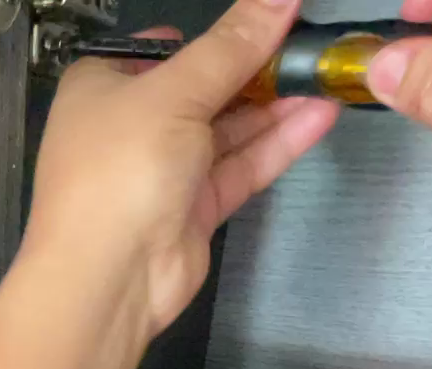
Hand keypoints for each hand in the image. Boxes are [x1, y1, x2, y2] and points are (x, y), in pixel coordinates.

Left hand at [23, 0, 339, 338]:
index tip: (268, 15)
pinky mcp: (191, 211)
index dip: (207, 34)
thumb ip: (231, 46)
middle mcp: (130, 129)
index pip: (158, 50)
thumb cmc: (119, 170)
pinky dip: (275, 144)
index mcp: (101, 90)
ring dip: (275, 103)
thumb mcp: (172, 92)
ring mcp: (162, 173)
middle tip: (314, 42)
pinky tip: (319, 115)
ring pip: (226, 130)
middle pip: (201, 87)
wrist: (106, 279)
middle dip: (255, 66)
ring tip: (330, 73)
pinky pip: (238, 168)